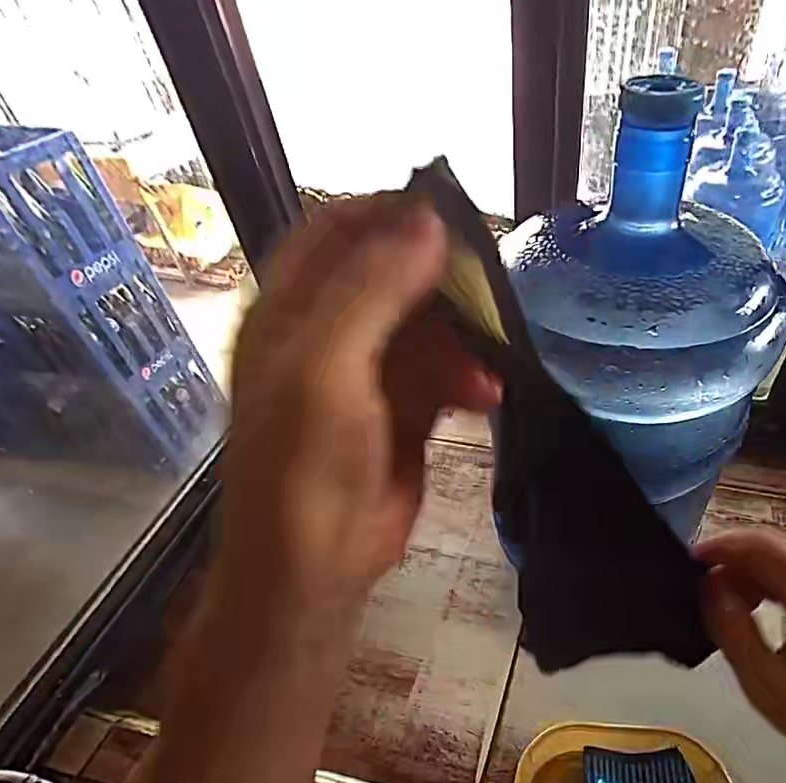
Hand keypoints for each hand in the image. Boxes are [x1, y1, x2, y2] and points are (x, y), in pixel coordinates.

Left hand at [213, 196, 499, 647]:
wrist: (316, 564)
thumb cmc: (307, 467)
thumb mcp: (328, 369)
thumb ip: (373, 290)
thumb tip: (429, 222)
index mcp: (291, 310)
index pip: (338, 232)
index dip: (390, 215)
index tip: (454, 215)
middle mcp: (329, 335)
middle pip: (392, 279)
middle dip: (443, 283)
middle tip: (494, 288)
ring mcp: (369, 377)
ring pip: (427, 330)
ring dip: (464, 341)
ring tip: (493, 364)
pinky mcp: (403, 415)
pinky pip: (443, 377)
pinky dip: (469, 380)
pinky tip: (489, 395)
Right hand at [697, 529, 785, 782]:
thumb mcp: (772, 689)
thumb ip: (735, 632)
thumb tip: (708, 589)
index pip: (764, 546)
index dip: (722, 546)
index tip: (686, 562)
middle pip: (779, 556)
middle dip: (735, 569)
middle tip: (699, 600)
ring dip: (755, 584)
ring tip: (723, 615)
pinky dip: (779, 596)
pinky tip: (759, 622)